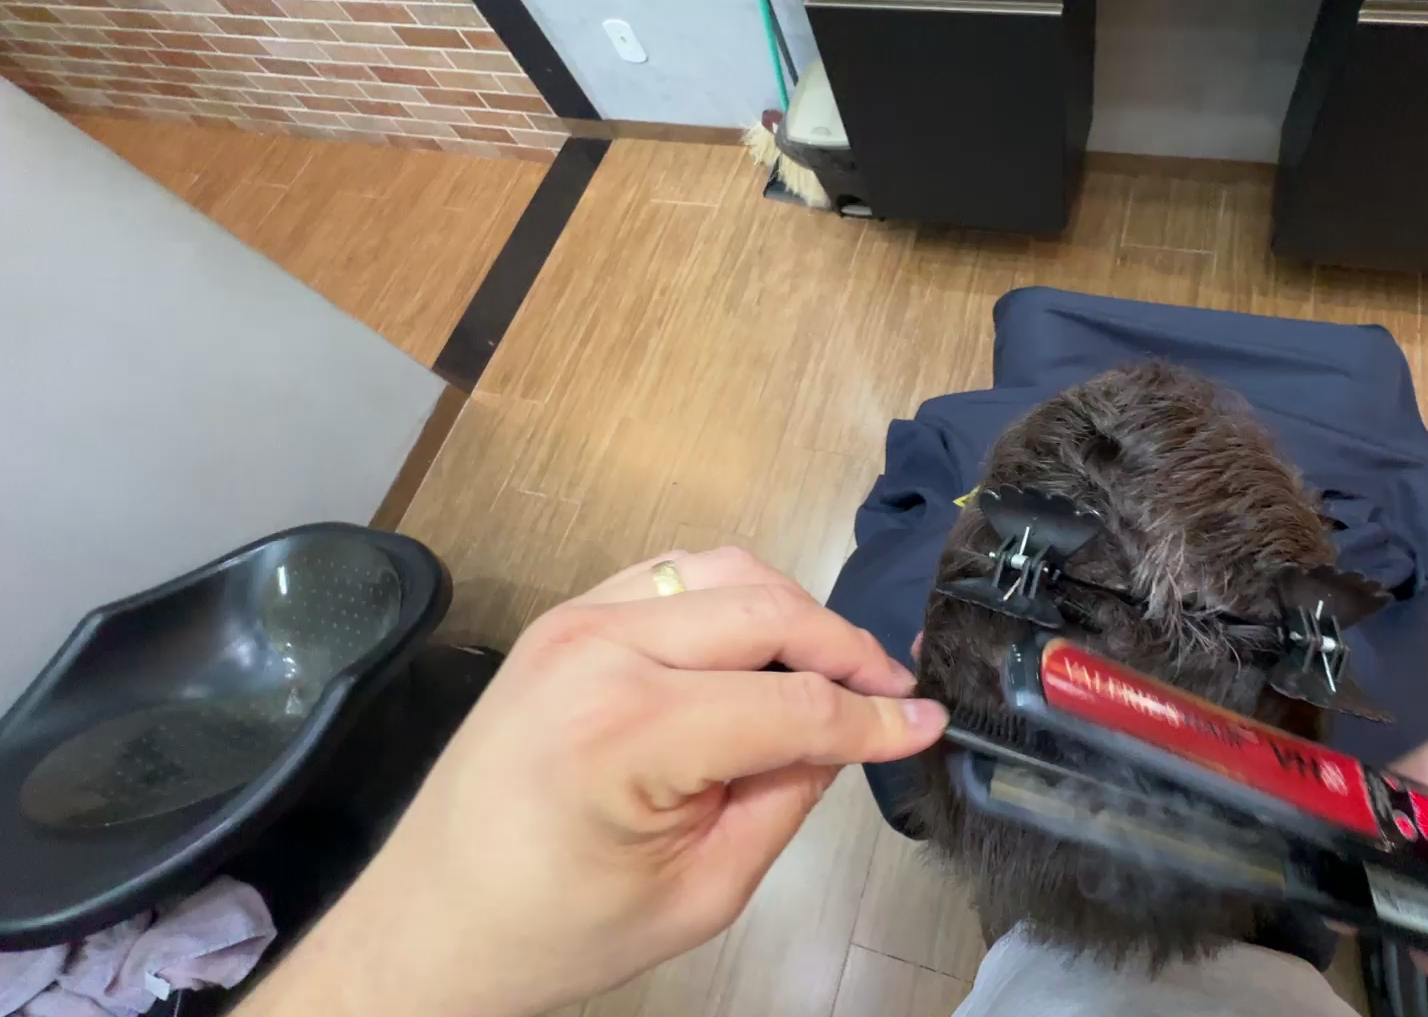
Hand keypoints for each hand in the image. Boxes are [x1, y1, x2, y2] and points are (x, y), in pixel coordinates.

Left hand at [240, 548, 946, 1016]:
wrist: (424, 927)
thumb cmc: (561, 933)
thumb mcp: (706, 890)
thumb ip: (791, 792)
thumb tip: (854, 727)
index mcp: (627, 734)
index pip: (792, 704)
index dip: (872, 716)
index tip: (926, 721)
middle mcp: (601, 647)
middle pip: (771, 612)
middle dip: (847, 648)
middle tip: (889, 690)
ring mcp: (579, 615)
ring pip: (733, 571)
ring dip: (796, 613)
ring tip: (826, 667)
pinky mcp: (571, 611)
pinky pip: (683, 572)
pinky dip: (739, 596)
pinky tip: (755, 643)